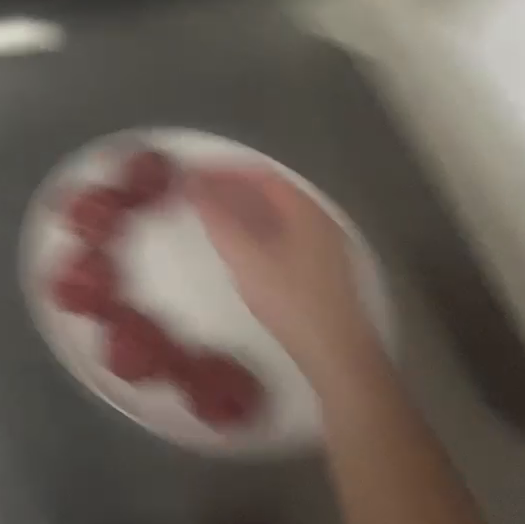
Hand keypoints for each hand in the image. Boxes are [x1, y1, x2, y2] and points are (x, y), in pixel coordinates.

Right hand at [186, 165, 382, 385]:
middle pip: (268, 191)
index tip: (188, 172)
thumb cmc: (290, 300)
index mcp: (305, 211)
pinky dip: (250, 225)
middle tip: (191, 192)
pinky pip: (278, 231)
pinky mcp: (316, 267)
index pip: (259, 174)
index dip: (222, 169)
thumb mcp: (245, 256)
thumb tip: (190, 184)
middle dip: (228, 186)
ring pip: (273, 213)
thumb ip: (216, 217)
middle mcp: (318, 220)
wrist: (336, 354)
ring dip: (238, 207)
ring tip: (204, 213)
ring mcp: (321, 245)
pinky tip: (232, 241)